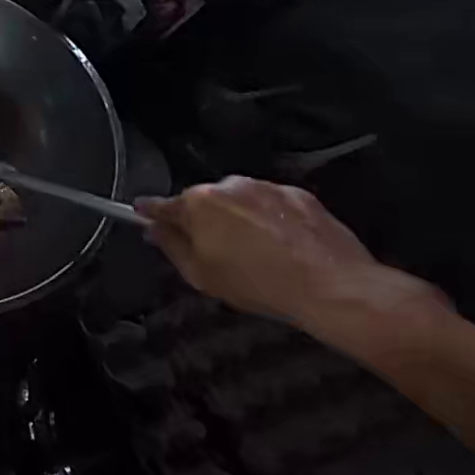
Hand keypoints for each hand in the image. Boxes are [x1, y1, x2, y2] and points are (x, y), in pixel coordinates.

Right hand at [136, 176, 445, 339]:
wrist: (332, 287)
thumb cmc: (260, 284)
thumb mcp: (200, 275)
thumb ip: (170, 247)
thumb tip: (155, 230)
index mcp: (198, 203)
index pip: (162, 205)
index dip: (149, 212)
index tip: (142, 213)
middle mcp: (229, 187)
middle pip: (203, 202)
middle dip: (204, 221)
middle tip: (215, 252)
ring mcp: (266, 188)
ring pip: (238, 201)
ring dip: (238, 220)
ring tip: (255, 254)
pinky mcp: (298, 195)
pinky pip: (271, 205)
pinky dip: (270, 221)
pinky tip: (280, 248)